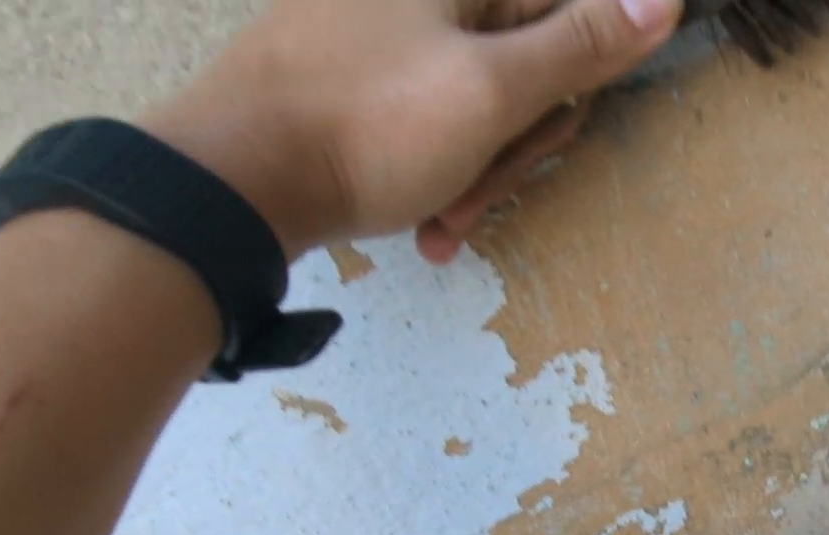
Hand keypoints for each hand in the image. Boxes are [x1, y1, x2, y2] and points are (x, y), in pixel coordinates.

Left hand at [135, 0, 683, 262]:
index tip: (546, 123)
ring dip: (486, 177)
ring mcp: (406, 46)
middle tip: (488, 174)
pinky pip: (456, 133)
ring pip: (499, 114)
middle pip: (537, 74)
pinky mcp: (386, 90)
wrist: (247, 179)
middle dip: (522, 142)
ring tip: (449, 212)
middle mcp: (434, 3)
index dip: (577, 78)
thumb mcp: (494, 89)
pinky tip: (430, 218)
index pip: (570, 16)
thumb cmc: (375, 127)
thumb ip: (581, 45)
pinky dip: (453, 182)